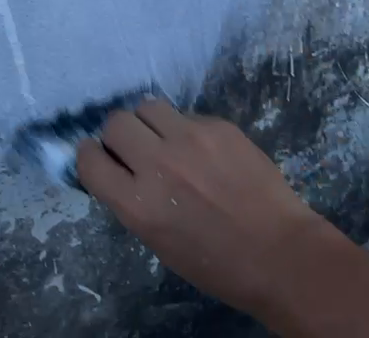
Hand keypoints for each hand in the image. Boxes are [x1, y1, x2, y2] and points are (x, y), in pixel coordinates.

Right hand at [74, 97, 323, 314]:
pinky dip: (185, 128)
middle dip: (119, 135)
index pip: (90, 160)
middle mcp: (158, 164)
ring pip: (148, 105)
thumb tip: (117, 168)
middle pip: (116, 122)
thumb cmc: (215, 262)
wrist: (279, 252)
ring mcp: (190, 138)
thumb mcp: (159, 241)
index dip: (89, 155)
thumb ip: (133, 200)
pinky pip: (186, 114)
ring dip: (149, 122)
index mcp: (138, 204)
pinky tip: (202, 150)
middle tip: (134, 148)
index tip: (98, 156)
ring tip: (165, 139)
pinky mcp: (218, 125)